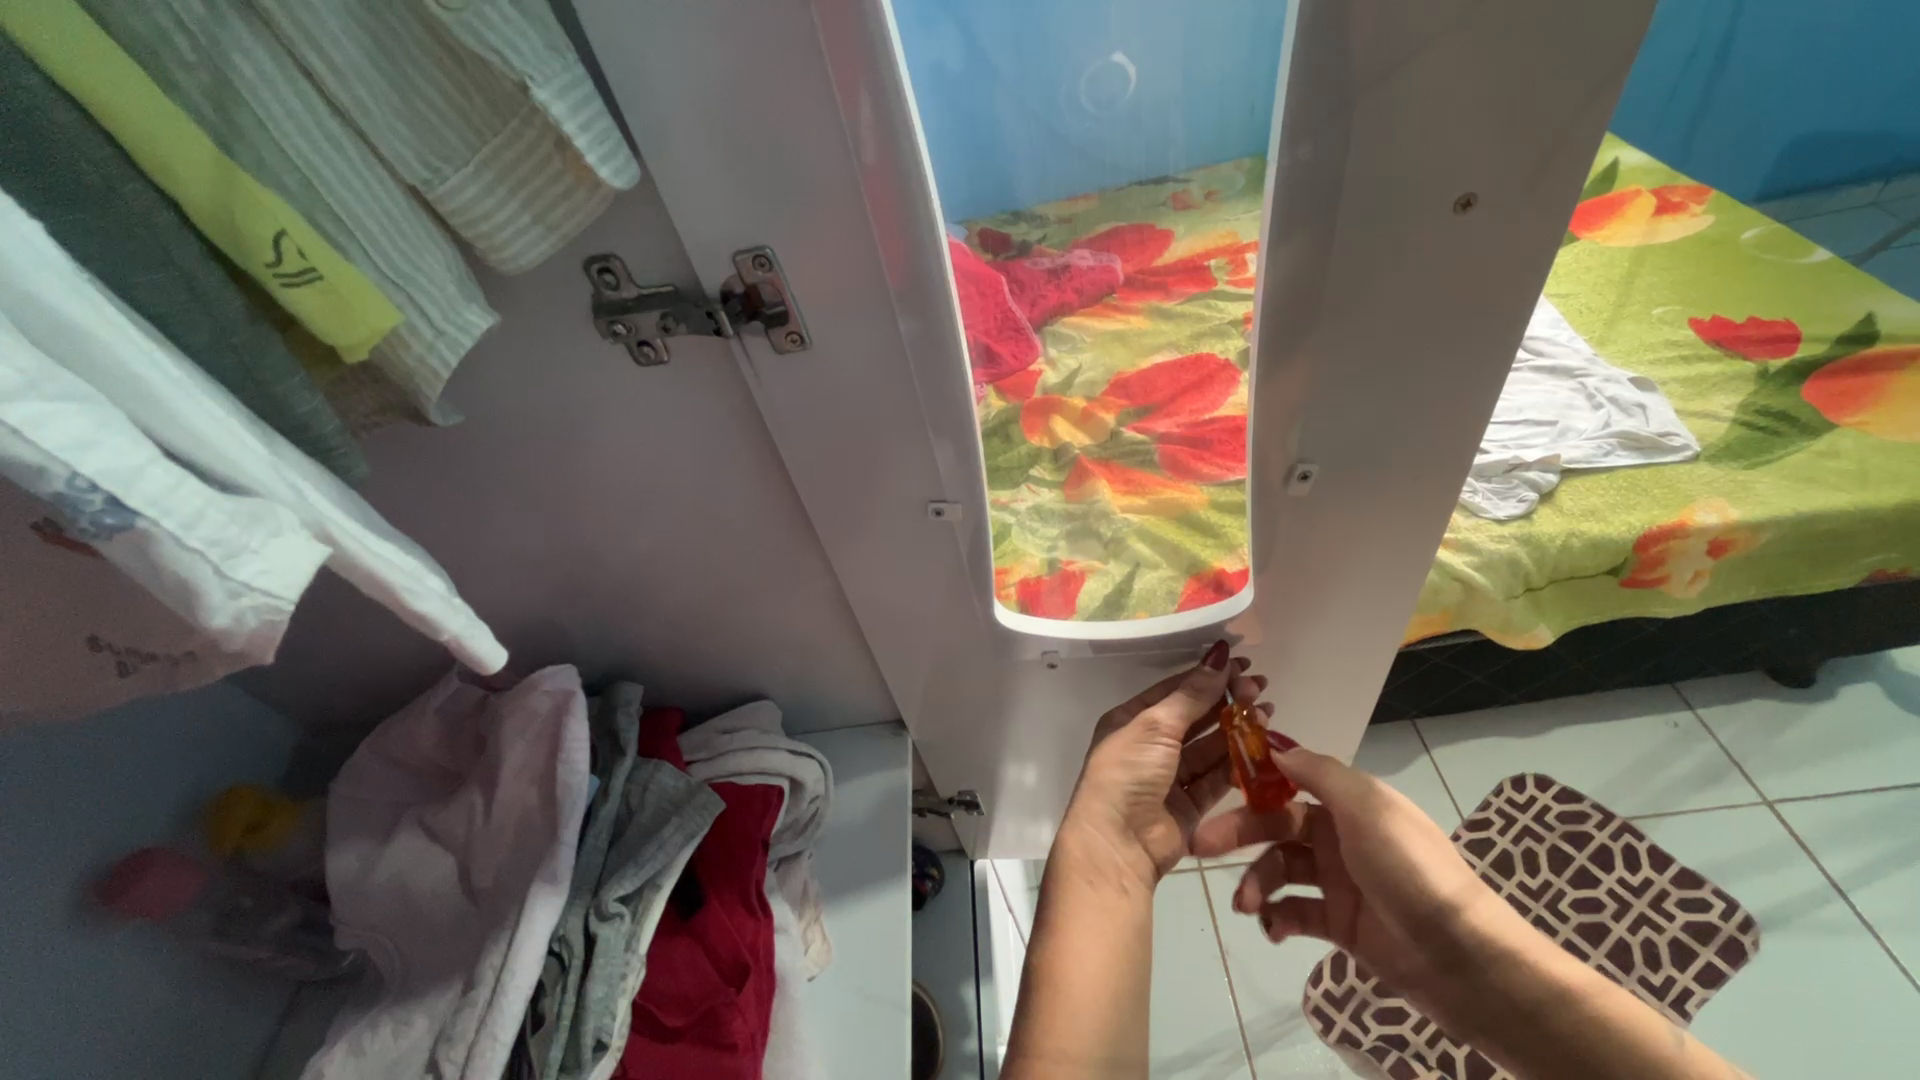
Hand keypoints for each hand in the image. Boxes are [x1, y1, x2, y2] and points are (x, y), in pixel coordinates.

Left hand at [1055, 641, 1268, 892]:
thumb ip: (1191, 694)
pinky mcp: (1189, 804)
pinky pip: (1216, 777)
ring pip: (1209, 746)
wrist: (1117, 842)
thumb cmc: (1127, 773)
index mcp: (1131, 720)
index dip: (1207, 676)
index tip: (1242, 665)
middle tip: (1260, 688)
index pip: (1174, 690)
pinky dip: (1238, 762)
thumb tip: (1219, 656)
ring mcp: (1169, 776)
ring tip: (1267, 712)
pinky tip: (1262, 746)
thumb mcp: (1155, 726)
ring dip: (1237, 729)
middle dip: (1226, 702)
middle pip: (1195, 717)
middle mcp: (1149, 745)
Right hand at [1193, 748, 1526, 1008]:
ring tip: (1245, 905)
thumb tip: (1273, 744)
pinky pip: (1295, 911)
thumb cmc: (1409, 868)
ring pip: (1279, 869)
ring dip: (1256, 882)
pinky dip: (1277, 917)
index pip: (1289, 781)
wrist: (1461, 957)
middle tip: (1201, 846)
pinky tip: (1271, 927)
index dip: (1252, 782)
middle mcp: (1340, 835)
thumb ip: (1317, 772)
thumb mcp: (1366, 806)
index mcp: (1350, 801)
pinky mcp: (1339, 923)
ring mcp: (1339, 880)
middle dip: (1238, 833)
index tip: (1215, 784)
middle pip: (1275, 825)